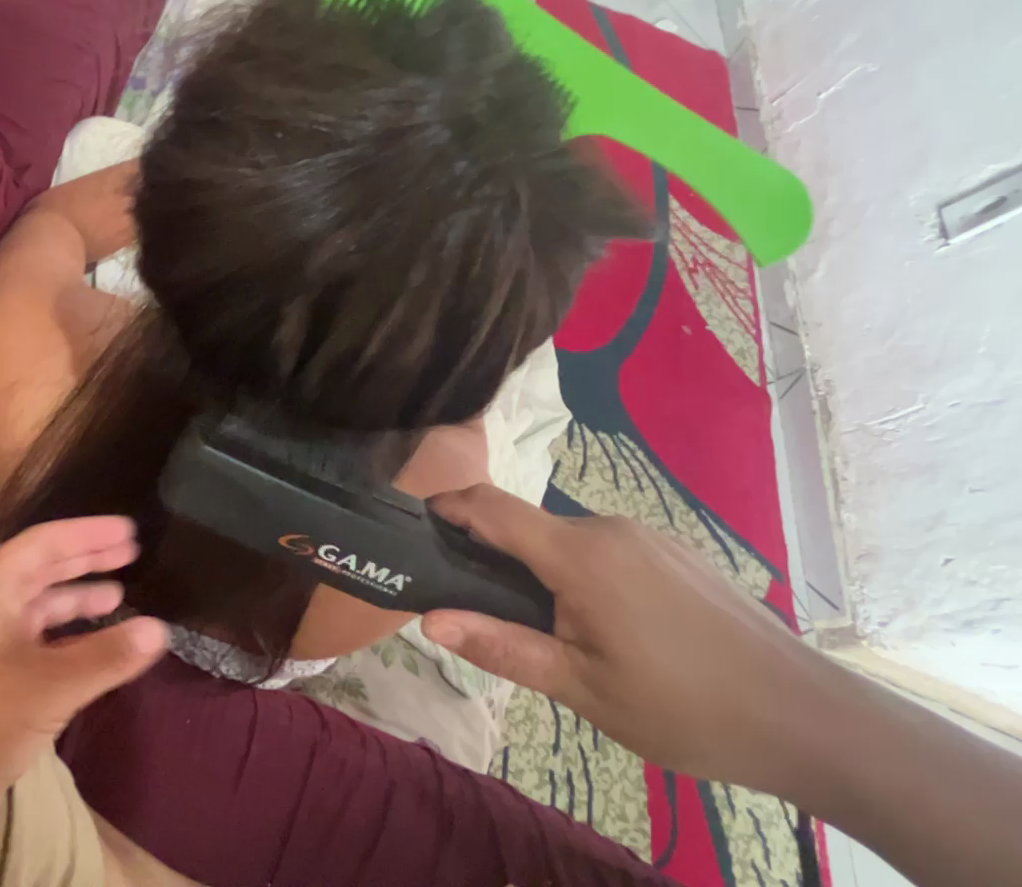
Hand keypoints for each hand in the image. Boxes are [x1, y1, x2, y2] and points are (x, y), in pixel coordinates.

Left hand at [0, 515, 168, 823]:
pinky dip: (73, 640)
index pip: (41, 545)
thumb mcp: (47, 687)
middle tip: (131, 552)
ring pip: (42, 610)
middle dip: (85, 560)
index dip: (85, 533)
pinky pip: (43, 645)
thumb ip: (104, 657)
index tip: (129, 530)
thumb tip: (160, 629)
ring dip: (79, 601)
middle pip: (41, 571)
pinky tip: (101, 647)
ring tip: (122, 595)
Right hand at [419, 485, 830, 792]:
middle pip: (525, 527)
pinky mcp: (675, 554)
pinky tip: (607, 629)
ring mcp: (648, 538)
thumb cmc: (686, 709)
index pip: (488, 506)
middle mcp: (609, 529)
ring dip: (538, 571)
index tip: (413, 530)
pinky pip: (603, 550)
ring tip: (552, 634)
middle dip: (492, 558)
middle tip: (485, 616)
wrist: (816, 723)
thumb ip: (501, 646)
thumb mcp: (581, 688)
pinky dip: (579, 574)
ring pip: (565, 541)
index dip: (445, 508)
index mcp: (579, 555)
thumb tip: (429, 621)